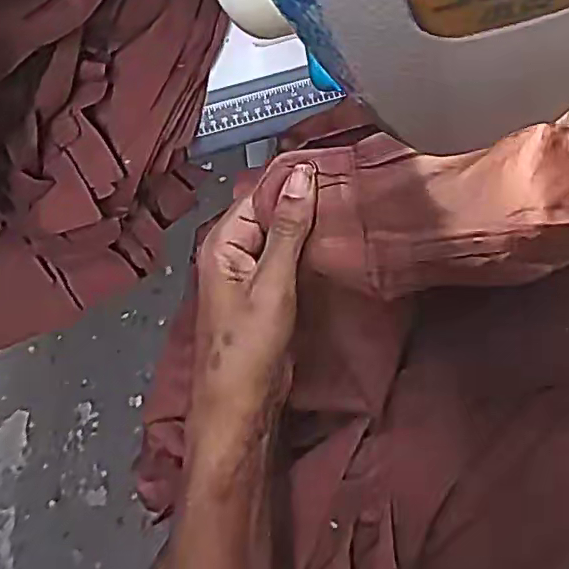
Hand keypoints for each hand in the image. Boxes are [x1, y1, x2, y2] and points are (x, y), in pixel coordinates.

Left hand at [190, 162, 316, 461]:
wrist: (242, 407)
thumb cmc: (248, 348)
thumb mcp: (272, 283)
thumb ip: (288, 228)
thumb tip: (302, 176)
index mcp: (222, 241)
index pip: (260, 193)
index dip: (293, 176)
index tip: (330, 161)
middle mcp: (232, 249)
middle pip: (271, 209)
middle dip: (304, 196)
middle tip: (345, 179)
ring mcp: (249, 269)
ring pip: (282, 231)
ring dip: (308, 219)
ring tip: (345, 200)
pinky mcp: (267, 287)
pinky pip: (288, 253)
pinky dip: (308, 243)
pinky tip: (332, 235)